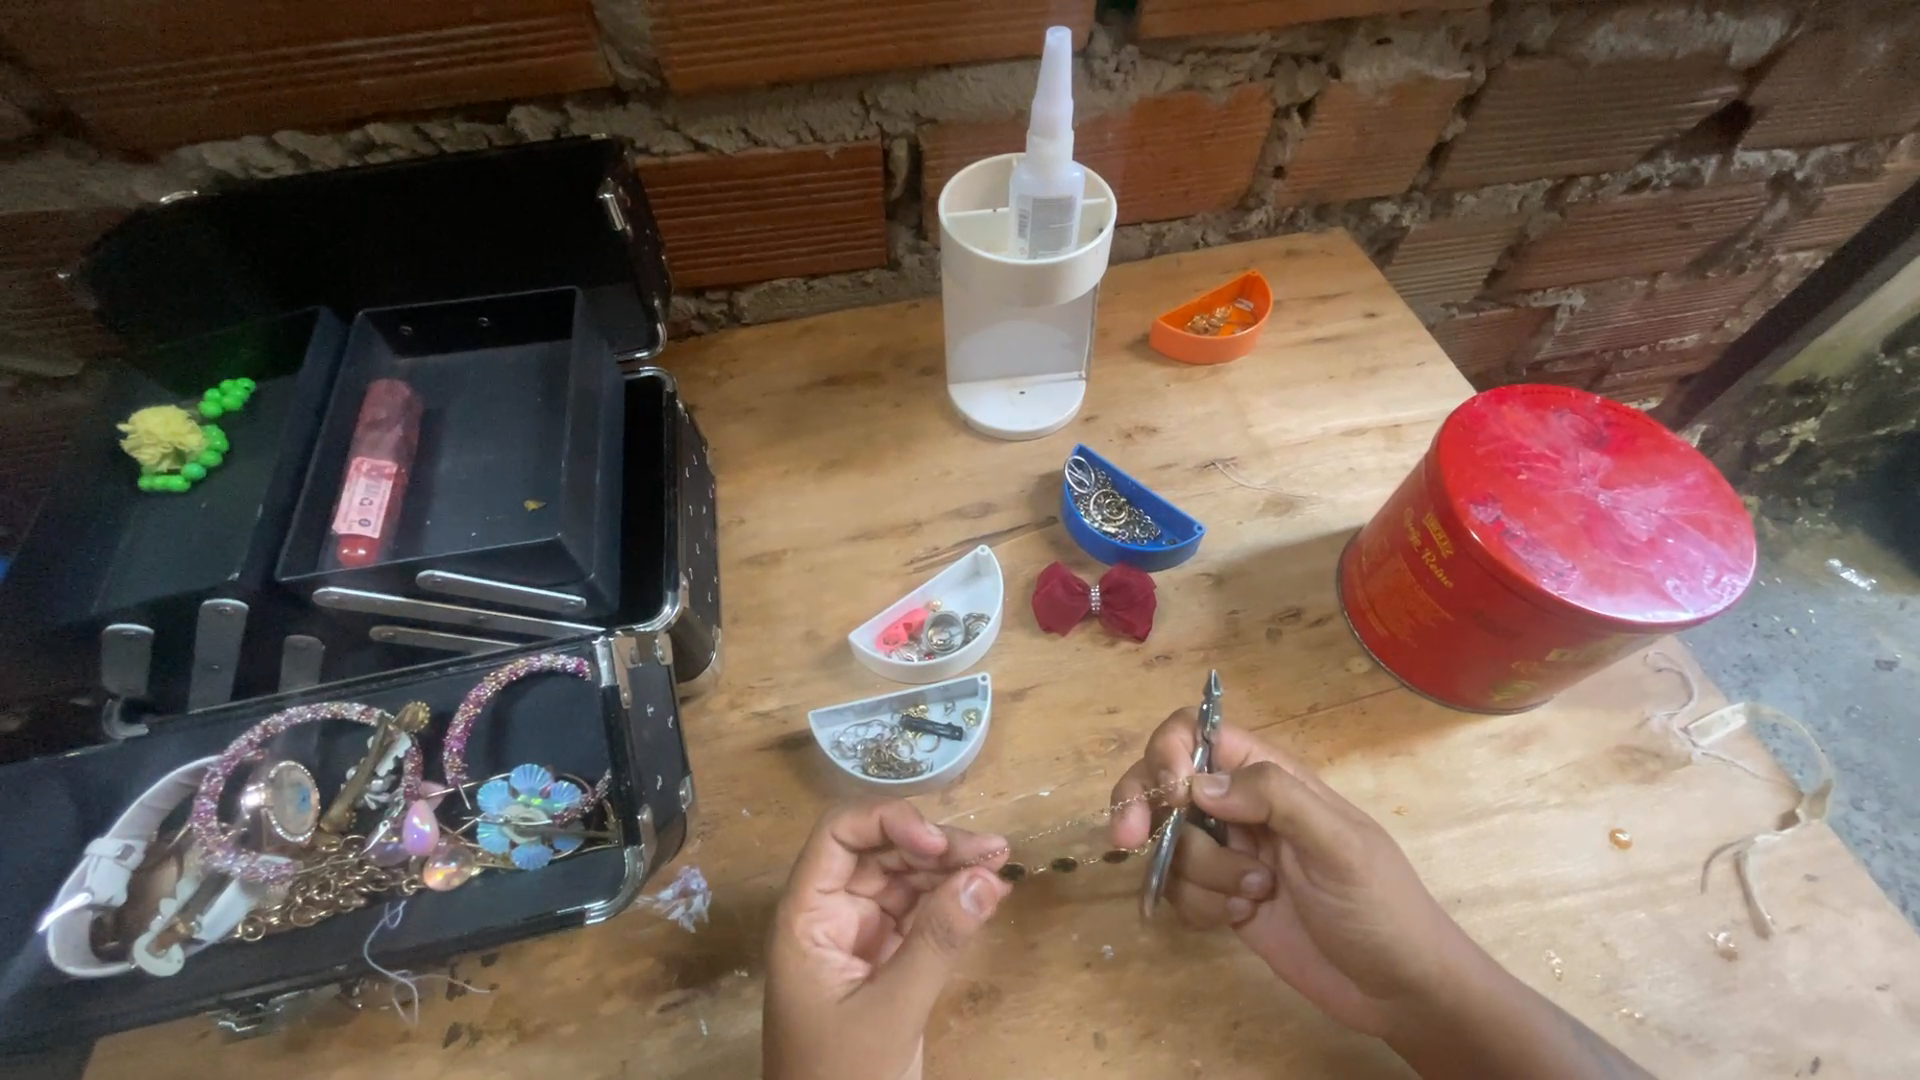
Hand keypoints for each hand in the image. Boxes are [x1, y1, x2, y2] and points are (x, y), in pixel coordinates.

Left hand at [765, 799, 1012, 1079]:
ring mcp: (859, 932)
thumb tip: (986, 876)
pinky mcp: (884, 955)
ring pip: (904, 876)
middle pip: (880, 851)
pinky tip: (986, 891)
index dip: (887, 823)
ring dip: (950, 866)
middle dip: (935, 844)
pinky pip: (919, 910)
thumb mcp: (890, 1012)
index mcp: (807, 915)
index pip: (839, 835)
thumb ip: (937, 942)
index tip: (936, 844)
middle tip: (993, 850)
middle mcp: (831, 911)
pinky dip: (952, 898)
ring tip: (999, 863)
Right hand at [1110, 711, 1478, 1037]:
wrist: (1399, 992)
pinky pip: (1178, 890)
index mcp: (1268, 776)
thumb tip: (1200, 784)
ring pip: (1170, 843)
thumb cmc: (1380, 907)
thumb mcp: (1339, 844)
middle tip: (1125, 839)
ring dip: (1201, 874)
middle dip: (1141, 806)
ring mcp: (1226, 853)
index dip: (1170, 750)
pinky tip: (1242, 918)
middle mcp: (1238, 807)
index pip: (1198, 733)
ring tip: (1255, 895)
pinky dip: (1202, 906)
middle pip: (1163, 782)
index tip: (1168, 789)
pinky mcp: (1219, 896)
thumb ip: (1274, 797)